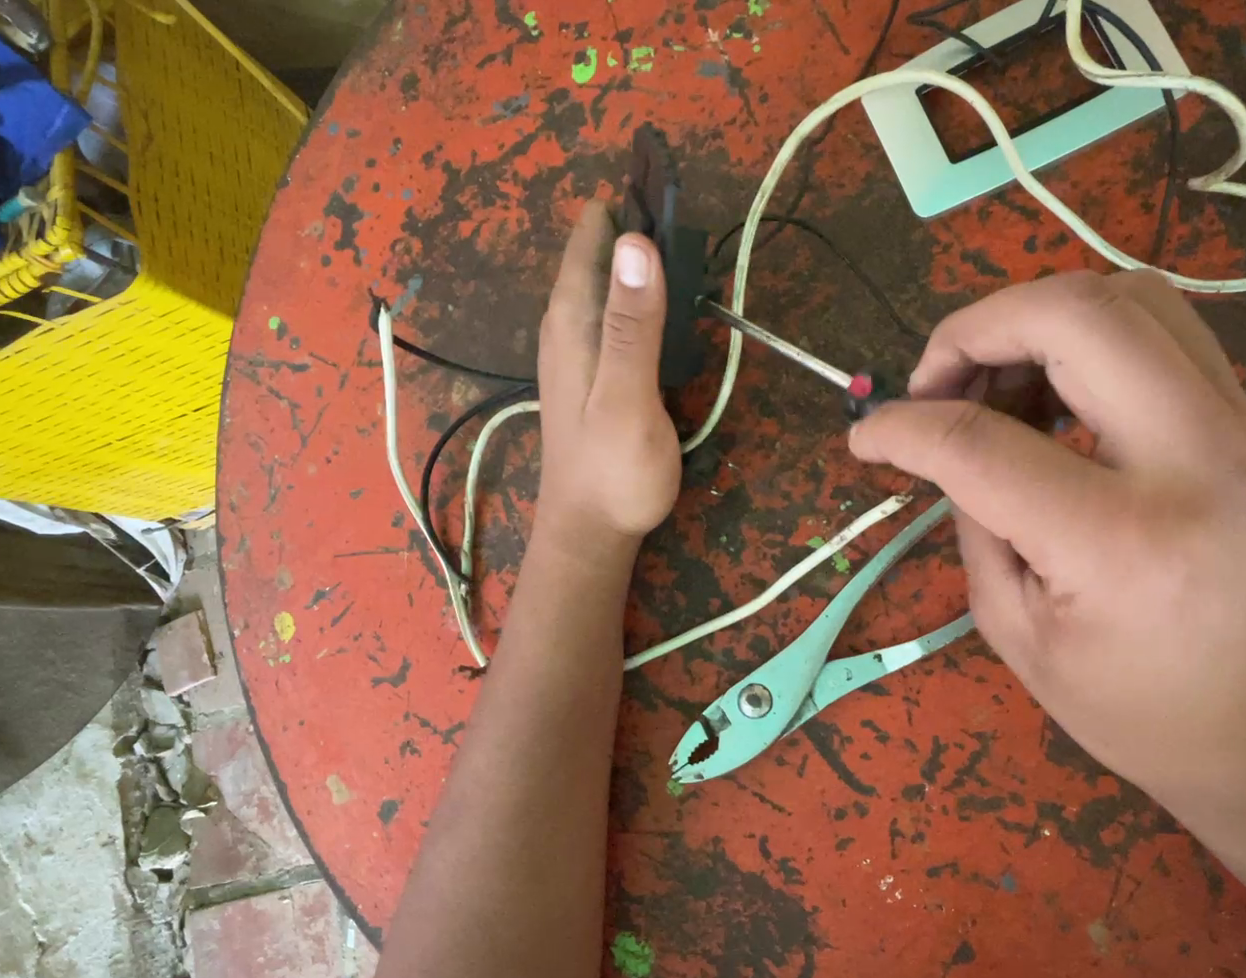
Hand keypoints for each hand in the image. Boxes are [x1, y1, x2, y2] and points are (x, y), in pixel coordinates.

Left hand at [534, 201, 680, 547]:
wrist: (590, 533)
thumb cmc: (613, 470)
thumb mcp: (627, 395)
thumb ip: (634, 324)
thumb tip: (636, 242)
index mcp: (573, 323)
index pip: (591, 241)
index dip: (622, 206)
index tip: (660, 176)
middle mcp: (567, 329)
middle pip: (596, 259)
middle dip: (631, 229)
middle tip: (678, 209)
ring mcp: (575, 355)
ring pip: (602, 288)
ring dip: (634, 262)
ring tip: (673, 243)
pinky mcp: (590, 378)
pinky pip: (610, 318)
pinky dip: (634, 299)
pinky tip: (657, 307)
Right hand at [850, 271, 1245, 829]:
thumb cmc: (1133, 713)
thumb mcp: (1016, 631)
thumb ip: (975, 519)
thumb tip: (942, 444)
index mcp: (1121, 544)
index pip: (982, 443)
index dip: (903, 427)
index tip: (865, 436)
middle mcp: (1199, 463)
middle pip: (1077, 316)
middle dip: (974, 328)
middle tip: (931, 382)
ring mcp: (1245, 434)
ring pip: (1132, 298)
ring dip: (1034, 322)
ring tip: (991, 389)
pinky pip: (1162, 333)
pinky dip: (1085, 339)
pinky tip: (1050, 395)